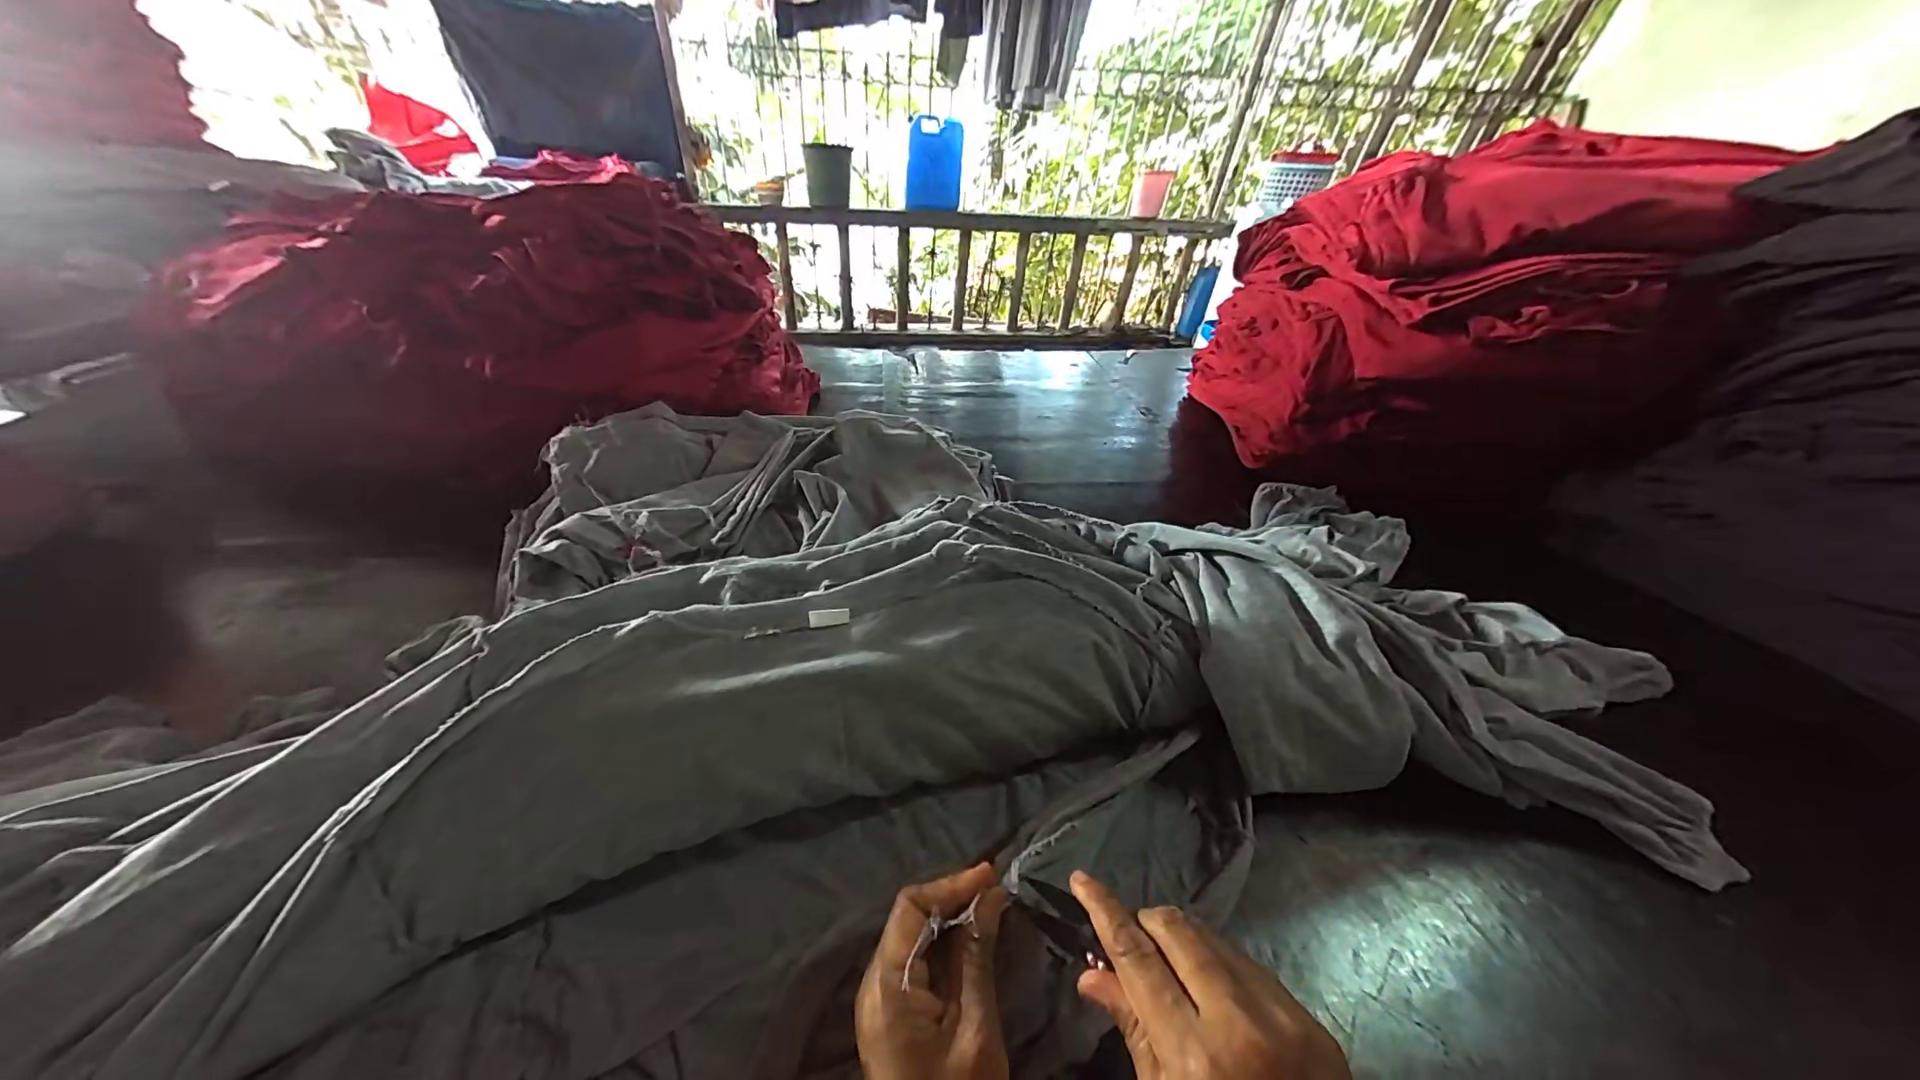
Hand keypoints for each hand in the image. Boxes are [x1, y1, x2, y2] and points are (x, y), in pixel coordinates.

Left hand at [856, 863, 1010, 1079]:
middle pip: (908, 917)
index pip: (911, 907)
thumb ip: (977, 956)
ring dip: (949, 916)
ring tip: (990, 905)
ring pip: (912, 934)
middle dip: (952, 896)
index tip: (992, 876)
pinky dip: (943, 941)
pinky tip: (972, 938)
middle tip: (996, 889)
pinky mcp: (890, 1009)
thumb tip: (992, 896)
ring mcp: (879, 996)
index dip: (951, 884)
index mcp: (887, 984)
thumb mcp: (975, 1028)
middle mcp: (874, 981)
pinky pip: (914, 958)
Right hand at [1070, 871, 1350, 1079]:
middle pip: (1176, 930)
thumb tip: (1092, 973)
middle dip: (1146, 921)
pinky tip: (1212, 984)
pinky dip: (1219, 961)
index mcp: (1193, 1053)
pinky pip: (1249, 963)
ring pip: (1212, 937)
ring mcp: (1280, 1016)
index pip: (1136, 957)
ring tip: (1170, 962)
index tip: (1083, 880)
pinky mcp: (1309, 1019)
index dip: (1105, 910)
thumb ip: (1133, 1028)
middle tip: (1133, 937)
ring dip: (1181, 937)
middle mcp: (1237, 1021)